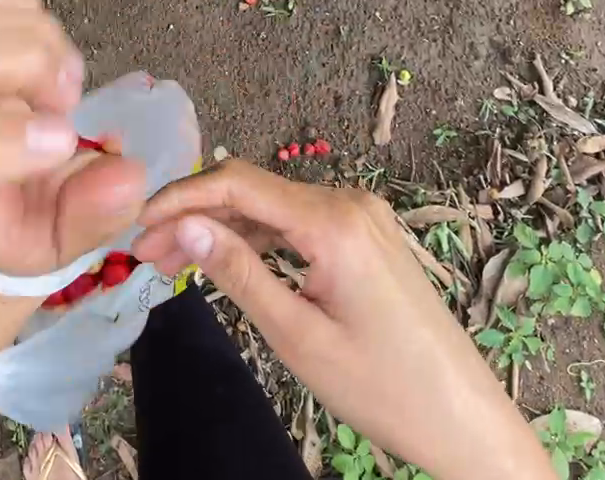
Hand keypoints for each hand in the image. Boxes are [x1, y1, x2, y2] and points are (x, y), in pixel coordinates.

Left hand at [0, 0, 146, 276]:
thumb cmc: (20, 216)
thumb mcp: (60, 243)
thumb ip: (92, 219)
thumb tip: (126, 175)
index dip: (12, 143)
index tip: (66, 140)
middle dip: (11, 69)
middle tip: (66, 96)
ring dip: (29, 38)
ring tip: (62, 80)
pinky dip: (23, 13)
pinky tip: (44, 53)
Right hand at [133, 161, 554, 479]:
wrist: (466, 420)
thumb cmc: (382, 388)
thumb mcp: (298, 336)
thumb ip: (238, 272)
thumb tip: (182, 224)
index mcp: (333, 221)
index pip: (237, 184)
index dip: (181, 197)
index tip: (138, 224)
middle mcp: (347, 200)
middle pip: (251, 191)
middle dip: (195, 215)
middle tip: (148, 254)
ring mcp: (359, 214)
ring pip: (271, 206)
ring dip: (222, 227)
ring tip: (175, 261)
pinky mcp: (363, 232)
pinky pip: (296, 222)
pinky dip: (257, 238)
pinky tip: (226, 259)